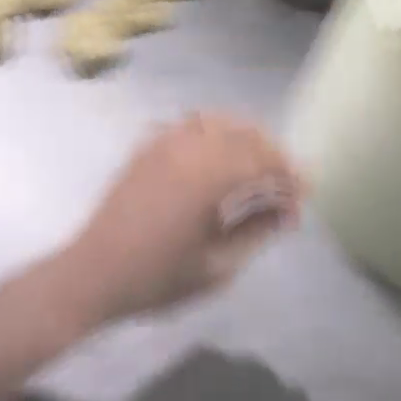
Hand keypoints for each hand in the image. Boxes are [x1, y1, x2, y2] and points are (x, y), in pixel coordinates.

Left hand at [65, 111, 301, 321]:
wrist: (93, 274)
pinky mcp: (146, 147)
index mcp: (208, 175)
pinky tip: (218, 158)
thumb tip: (287, 213)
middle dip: (271, 152)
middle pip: (244, 132)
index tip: (307, 191)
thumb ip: (257, 231)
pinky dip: (213, 133)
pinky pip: (188, 125)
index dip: (289, 173)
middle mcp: (188, 147)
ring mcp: (163, 142)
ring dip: (243, 137)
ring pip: (216, 121)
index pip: (263, 160)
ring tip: (258, 166)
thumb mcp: (217, 265)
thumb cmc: (157, 278)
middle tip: (288, 181)